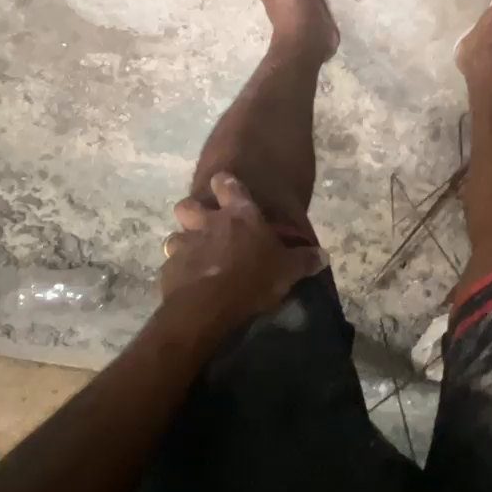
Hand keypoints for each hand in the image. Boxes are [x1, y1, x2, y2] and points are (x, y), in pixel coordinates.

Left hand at [160, 173, 323, 332]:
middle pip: (188, 205)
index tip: (225, 182)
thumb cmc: (254, 279)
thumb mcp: (289, 270)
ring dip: (184, 242)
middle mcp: (208, 224)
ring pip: (175, 235)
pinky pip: (171, 264)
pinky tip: (189, 282)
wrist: (209, 309)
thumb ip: (305, 260)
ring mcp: (184, 246)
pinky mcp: (168, 271)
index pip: (228, 185)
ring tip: (196, 256)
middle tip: (204, 223)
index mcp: (239, 216)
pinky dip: (180, 270)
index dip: (226, 182)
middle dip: (193, 210)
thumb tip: (323, 255)